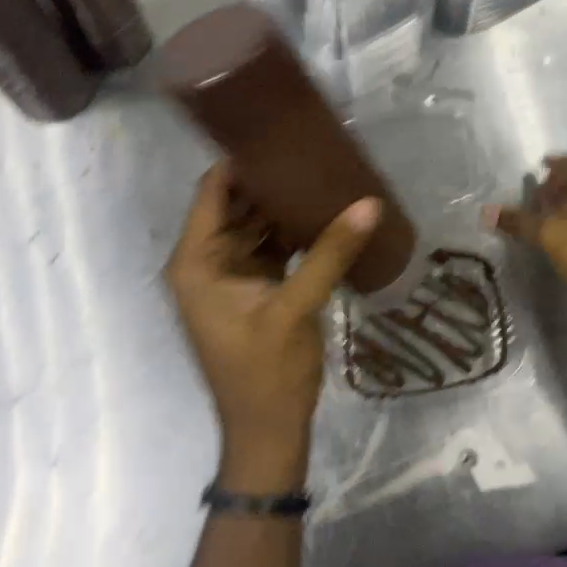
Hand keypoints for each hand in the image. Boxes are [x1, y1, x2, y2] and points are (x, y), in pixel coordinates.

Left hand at [164, 163, 379, 492]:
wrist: (267, 432)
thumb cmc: (265, 372)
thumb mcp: (296, 308)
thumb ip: (329, 252)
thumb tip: (370, 202)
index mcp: (197, 261)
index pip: (213, 191)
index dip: (242, 160)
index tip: (282, 134)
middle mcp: (207, 261)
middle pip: (237, 202)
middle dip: (271, 178)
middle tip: (315, 148)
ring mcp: (232, 274)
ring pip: (257, 221)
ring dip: (285, 202)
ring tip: (326, 170)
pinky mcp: (257, 286)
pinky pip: (273, 243)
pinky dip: (295, 228)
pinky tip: (328, 209)